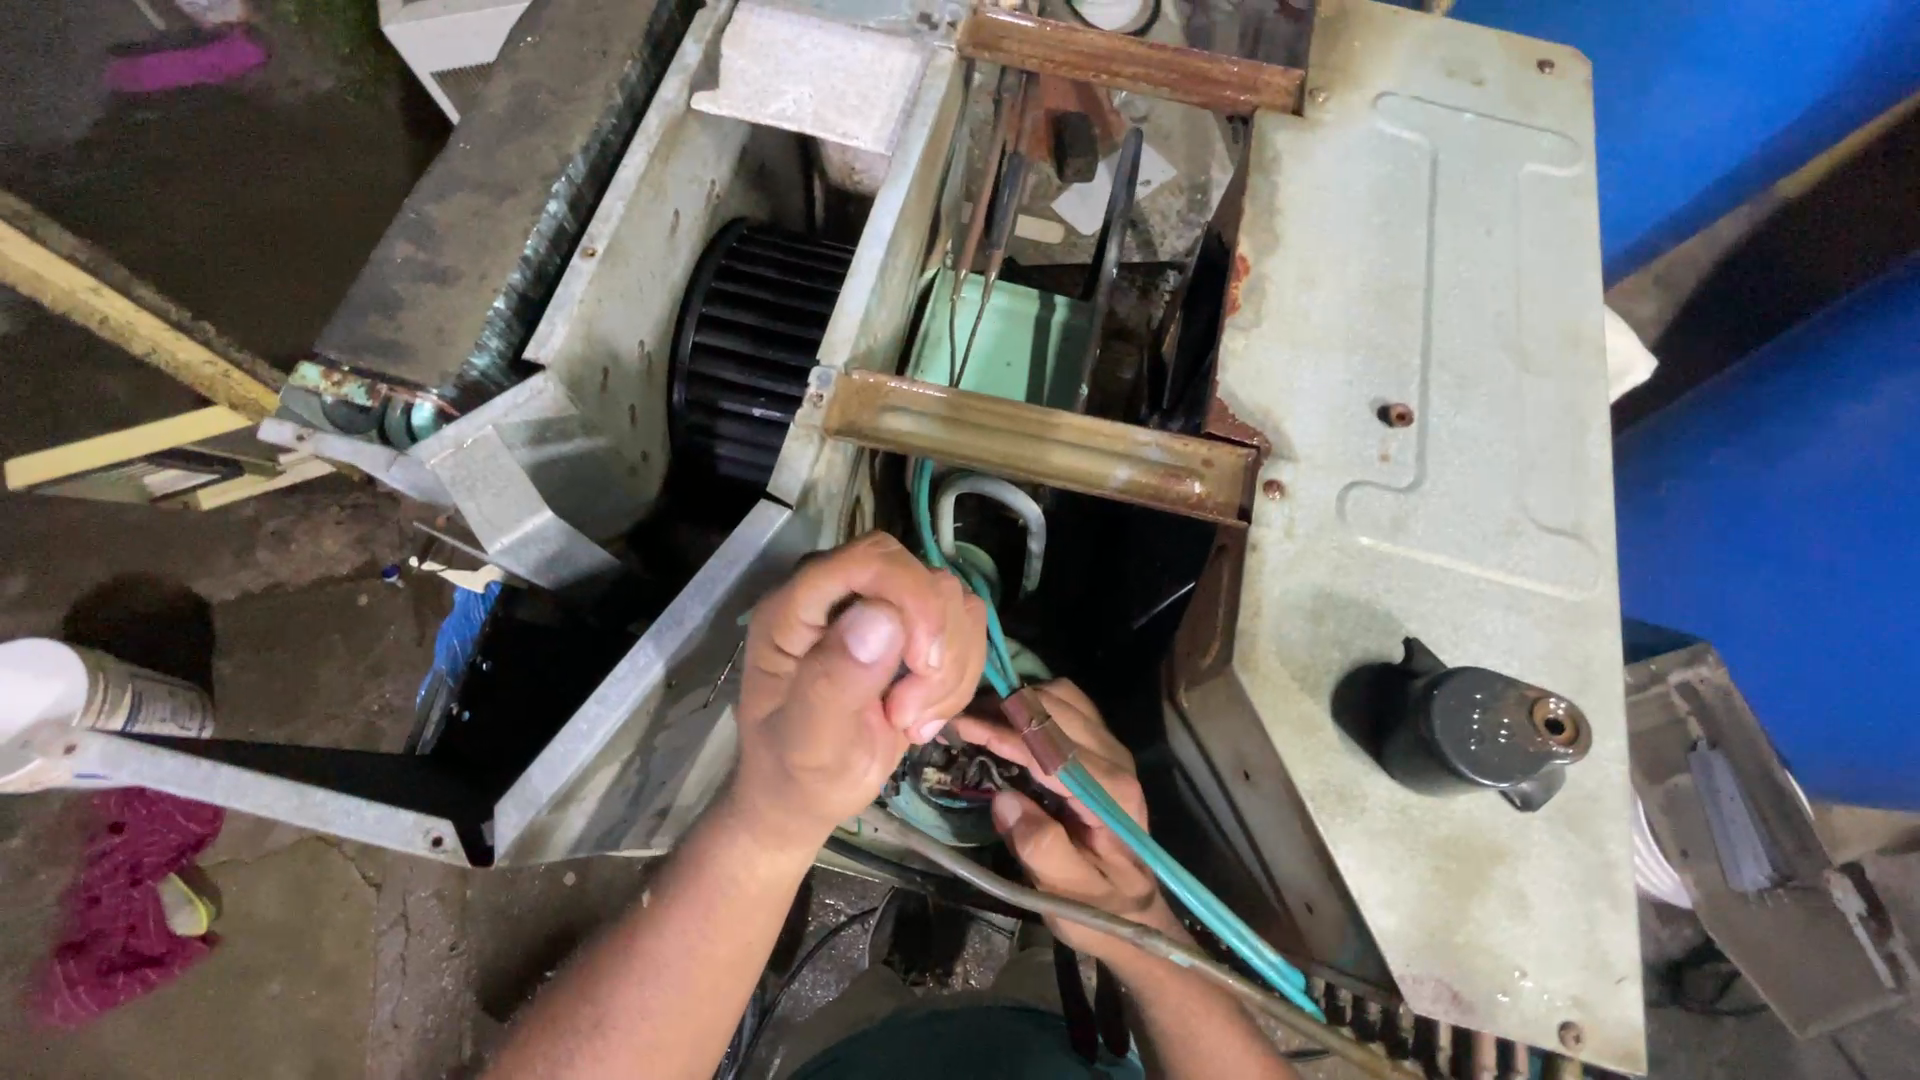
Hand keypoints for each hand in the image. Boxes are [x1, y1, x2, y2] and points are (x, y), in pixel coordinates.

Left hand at [723, 532, 987, 853]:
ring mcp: (881, 607)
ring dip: (950, 671)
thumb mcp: (806, 744)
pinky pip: (968, 628)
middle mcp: (842, 594)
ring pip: (955, 603)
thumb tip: (881, 616)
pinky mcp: (914, 629)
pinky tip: (926, 714)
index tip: (921, 665)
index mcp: (797, 608)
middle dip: (935, 650)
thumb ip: (834, 681)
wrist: (807, 795)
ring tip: (910, 720)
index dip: (912, 597)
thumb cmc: (796, 775)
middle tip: (905, 715)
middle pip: (924, 578)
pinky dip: (961, 677)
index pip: (870, 558)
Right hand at [946, 680, 1184, 964]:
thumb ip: (1041, 849)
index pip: (1049, 749)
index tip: (960, 724)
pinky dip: (1034, 702)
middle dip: (1004, 707)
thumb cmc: (1102, 910)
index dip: (1002, 733)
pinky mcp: (1103, 747)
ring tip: (978, 715)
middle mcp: (1116, 760)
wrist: (1138, 915)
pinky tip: (1008, 719)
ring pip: (1062, 696)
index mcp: (1111, 795)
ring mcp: (1112, 749)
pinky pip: (1068, 704)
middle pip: (1056, 708)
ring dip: (1018, 700)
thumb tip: (1004, 800)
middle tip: (958, 716)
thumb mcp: (1069, 896)